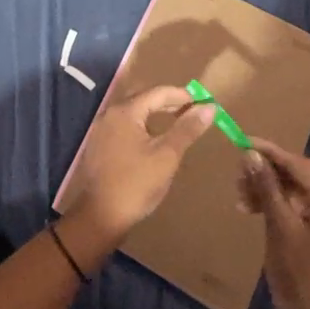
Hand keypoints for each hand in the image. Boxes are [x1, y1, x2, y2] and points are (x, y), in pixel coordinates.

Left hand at [66, 85, 214, 243]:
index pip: (158, 92)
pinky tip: (154, 139)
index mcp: (125, 111)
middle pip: (144, 98)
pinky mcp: (100, 145)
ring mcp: (102, 129)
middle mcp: (110, 113)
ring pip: (134, 112)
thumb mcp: (167, 156)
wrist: (100, 216)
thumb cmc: (136, 184)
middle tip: (192, 111)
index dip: (182, 95)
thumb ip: (187, 129)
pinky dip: (143, 125)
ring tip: (176, 122)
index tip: (202, 102)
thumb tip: (209, 107)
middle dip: (169, 102)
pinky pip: (125, 125)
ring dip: (155, 113)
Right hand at [238, 139, 309, 308]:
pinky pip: (300, 212)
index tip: (242, 142)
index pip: (300, 166)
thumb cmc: (300, 278)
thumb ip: (267, 189)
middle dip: (268, 172)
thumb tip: (251, 154)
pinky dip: (278, 208)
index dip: (270, 152)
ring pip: (297, 195)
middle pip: (300, 178)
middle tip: (238, 175)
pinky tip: (255, 211)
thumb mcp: (280, 230)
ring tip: (241, 197)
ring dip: (270, 191)